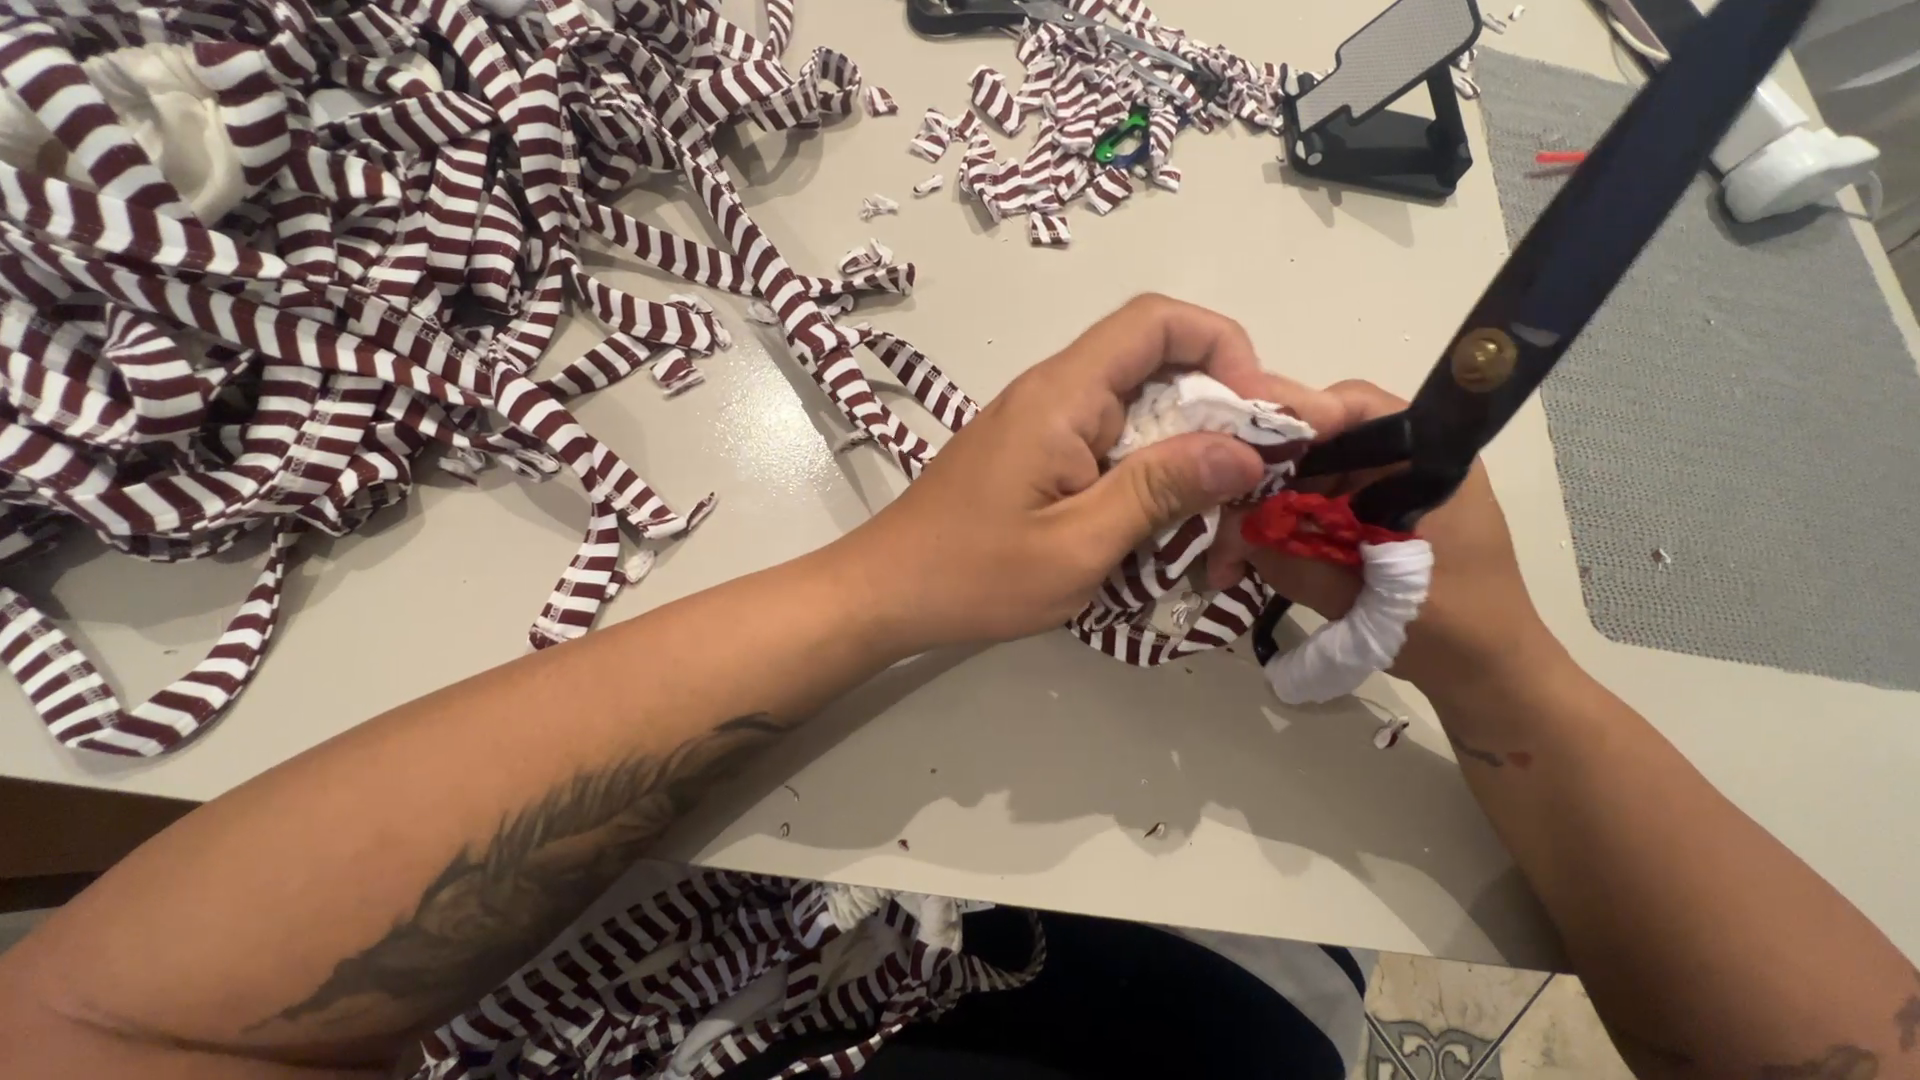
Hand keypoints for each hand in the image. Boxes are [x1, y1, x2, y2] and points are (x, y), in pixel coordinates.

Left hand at [830, 295, 1273, 652]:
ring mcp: (1045, 425)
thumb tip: (1246, 449)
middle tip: (1262, 474)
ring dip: (1190, 452)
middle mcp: (1056, 393)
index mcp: (1063, 396)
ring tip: (1222, 513)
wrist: (888, 592)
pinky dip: (1153, 474)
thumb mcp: (1079, 543)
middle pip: (1159, 365)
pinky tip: (1169, 524)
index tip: (1259, 414)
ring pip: (1141, 411)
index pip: (1158, 322)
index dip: (1224, 347)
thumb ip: (1160, 489)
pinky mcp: (1039, 456)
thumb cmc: (975, 575)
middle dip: (1223, 411)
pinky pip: (1113, 444)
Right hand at [1205, 378, 1563, 702]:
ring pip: (1301, 478)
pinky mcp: (1363, 518)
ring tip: (1226, 560)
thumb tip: (1230, 529)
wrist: (1486, 674)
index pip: (1351, 406)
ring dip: (1260, 513)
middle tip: (1216, 523)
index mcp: (1426, 460)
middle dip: (1259, 480)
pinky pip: (1307, 507)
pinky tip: (1245, 561)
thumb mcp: (1367, 597)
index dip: (1291, 420)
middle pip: (1313, 444)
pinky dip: (1276, 531)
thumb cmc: (1450, 629)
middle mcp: (1401, 461)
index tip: (1239, 457)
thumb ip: (1298, 561)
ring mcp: (1379, 490)